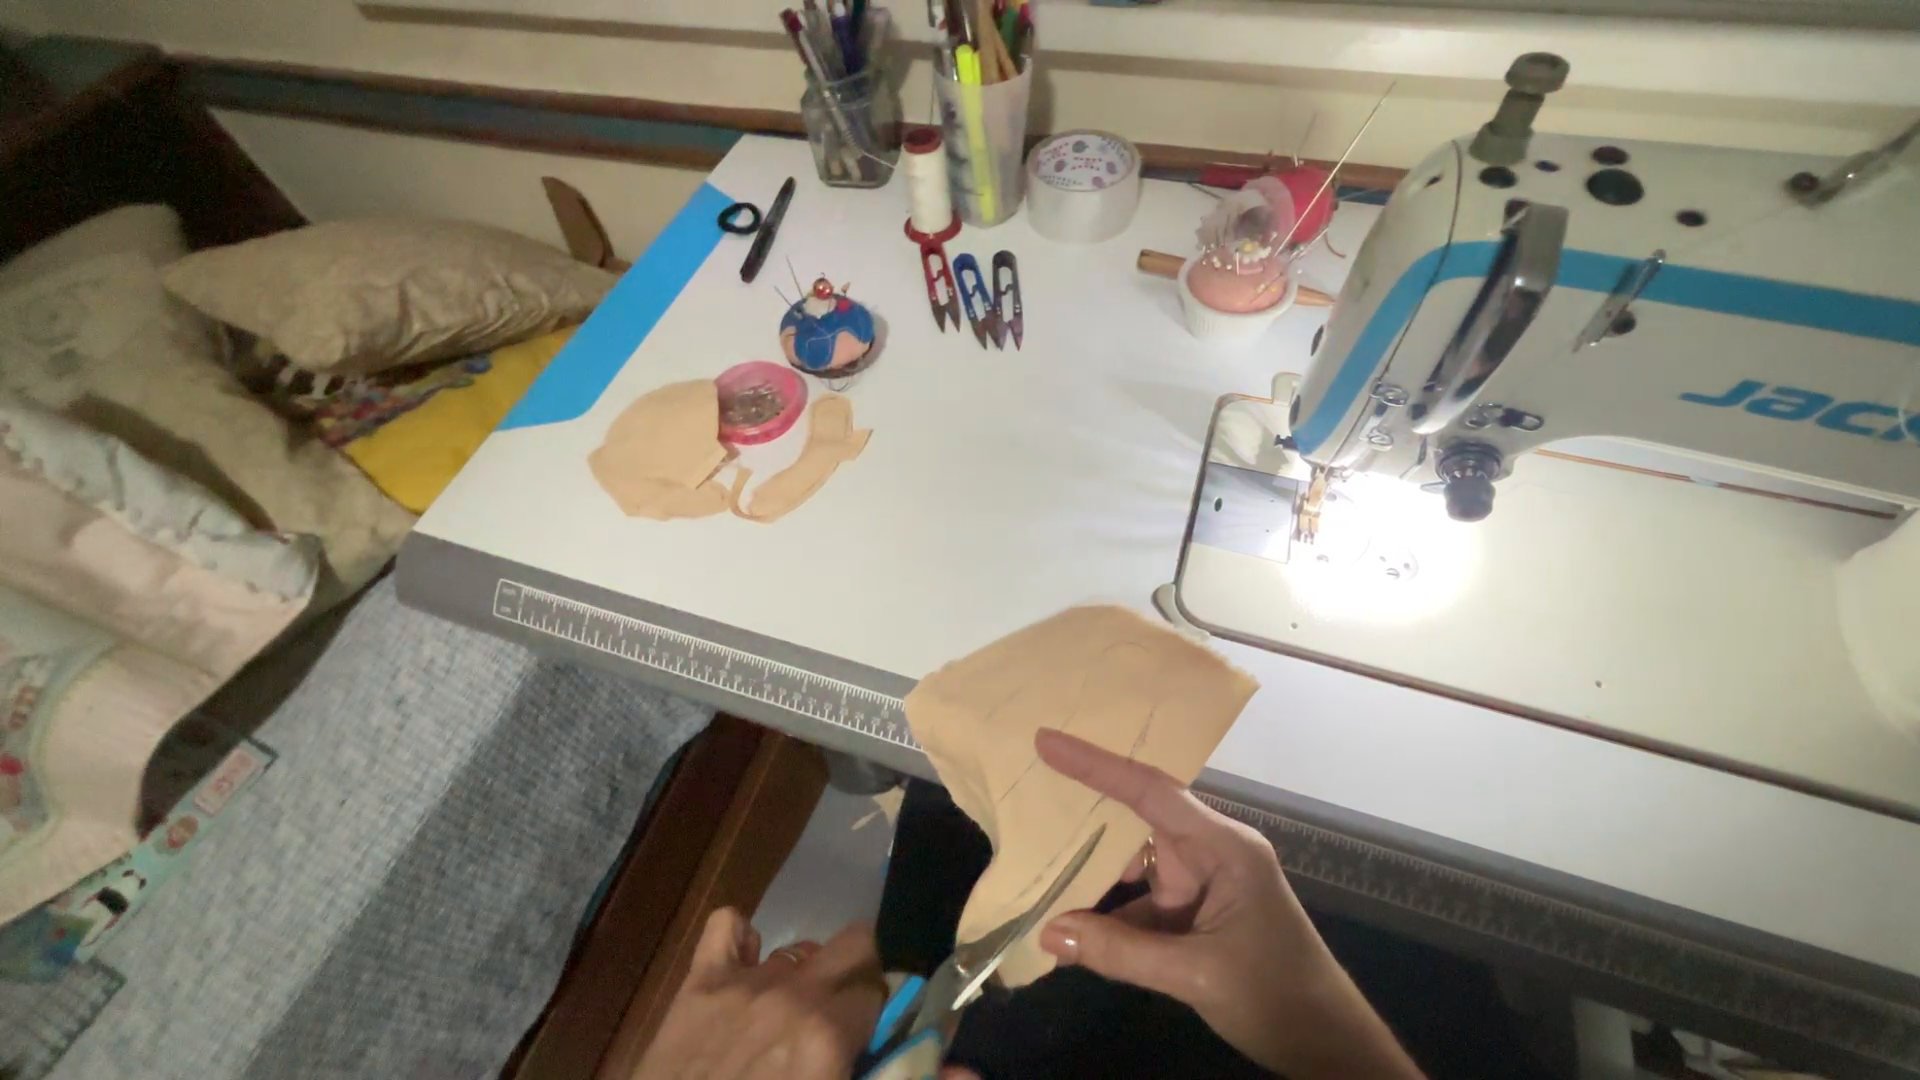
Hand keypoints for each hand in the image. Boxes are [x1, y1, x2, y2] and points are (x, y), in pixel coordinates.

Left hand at [634, 909, 886, 1079]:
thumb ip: (845, 1067)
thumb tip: (868, 1052)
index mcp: (827, 1037)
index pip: (876, 994)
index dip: (874, 1014)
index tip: (865, 1035)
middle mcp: (795, 996)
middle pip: (855, 944)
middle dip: (858, 972)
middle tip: (844, 1012)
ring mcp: (745, 983)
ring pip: (798, 950)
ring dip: (803, 977)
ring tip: (788, 1013)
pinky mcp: (701, 982)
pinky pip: (727, 925)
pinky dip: (741, 939)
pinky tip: (743, 967)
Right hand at [1033, 729, 1424, 1079]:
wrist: (1332, 1051)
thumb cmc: (1278, 997)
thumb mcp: (1195, 975)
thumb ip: (1121, 952)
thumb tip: (1048, 934)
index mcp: (1223, 847)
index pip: (1151, 792)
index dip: (1096, 764)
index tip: (1047, 742)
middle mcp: (1210, 851)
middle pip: (1137, 818)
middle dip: (1087, 811)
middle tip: (1031, 792)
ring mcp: (1201, 881)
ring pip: (1133, 862)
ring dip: (1093, 873)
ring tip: (1036, 865)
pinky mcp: (1193, 912)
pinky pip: (1139, 901)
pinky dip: (1107, 915)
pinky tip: (1069, 929)